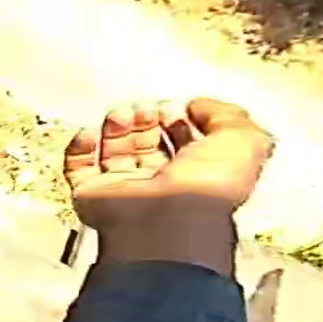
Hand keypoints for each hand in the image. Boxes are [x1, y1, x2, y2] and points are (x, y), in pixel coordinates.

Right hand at [64, 98, 273, 275]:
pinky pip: (77, 166)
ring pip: (111, 151)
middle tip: (143, 108)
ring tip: (119, 115)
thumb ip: (227, 115)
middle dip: (143, 120)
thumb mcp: (245, 140)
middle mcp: (157, 180)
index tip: (173, 106)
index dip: (177, 119)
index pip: (180, 141)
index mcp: (195, 172)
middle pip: (143, 143)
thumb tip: (196, 105)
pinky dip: (80, 147)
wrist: (166, 216)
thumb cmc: (208, 184)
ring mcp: (120, 188)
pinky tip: (90, 132)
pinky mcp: (89, 193)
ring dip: (114, 128)